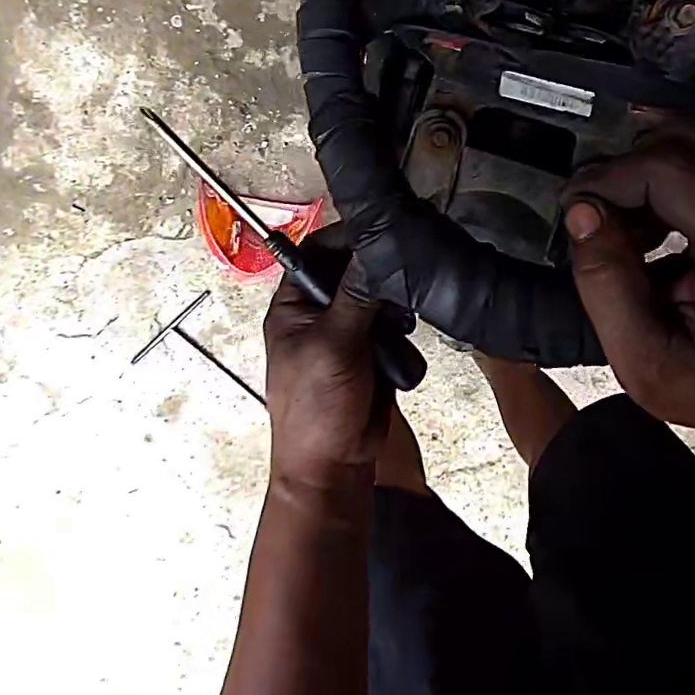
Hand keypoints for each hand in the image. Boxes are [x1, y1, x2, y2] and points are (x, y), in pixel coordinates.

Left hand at [261, 234, 388, 487]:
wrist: (336, 464)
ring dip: (391, 308)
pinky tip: (400, 343)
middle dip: (377, 276)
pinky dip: (399, 332)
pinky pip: (391, 324)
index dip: (346, 236)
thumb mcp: (333, 344)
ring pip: (378, 297)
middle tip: (397, 283)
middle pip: (354, 270)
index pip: (318, 250)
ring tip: (396, 325)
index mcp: (295, 303)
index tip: (382, 230)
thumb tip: (376, 250)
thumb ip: (356, 296)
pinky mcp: (373, 349)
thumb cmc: (316, 406)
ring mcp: (348, 330)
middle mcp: (321, 310)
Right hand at [562, 128, 694, 448]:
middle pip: (691, 141)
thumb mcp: (642, 361)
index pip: (672, 171)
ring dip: (645, 166)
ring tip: (616, 216)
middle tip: (588, 204)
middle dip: (626, 163)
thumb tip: (581, 211)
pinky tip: (645, 220)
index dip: (610, 176)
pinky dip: (666, 177)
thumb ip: (606, 285)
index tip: (571, 203)